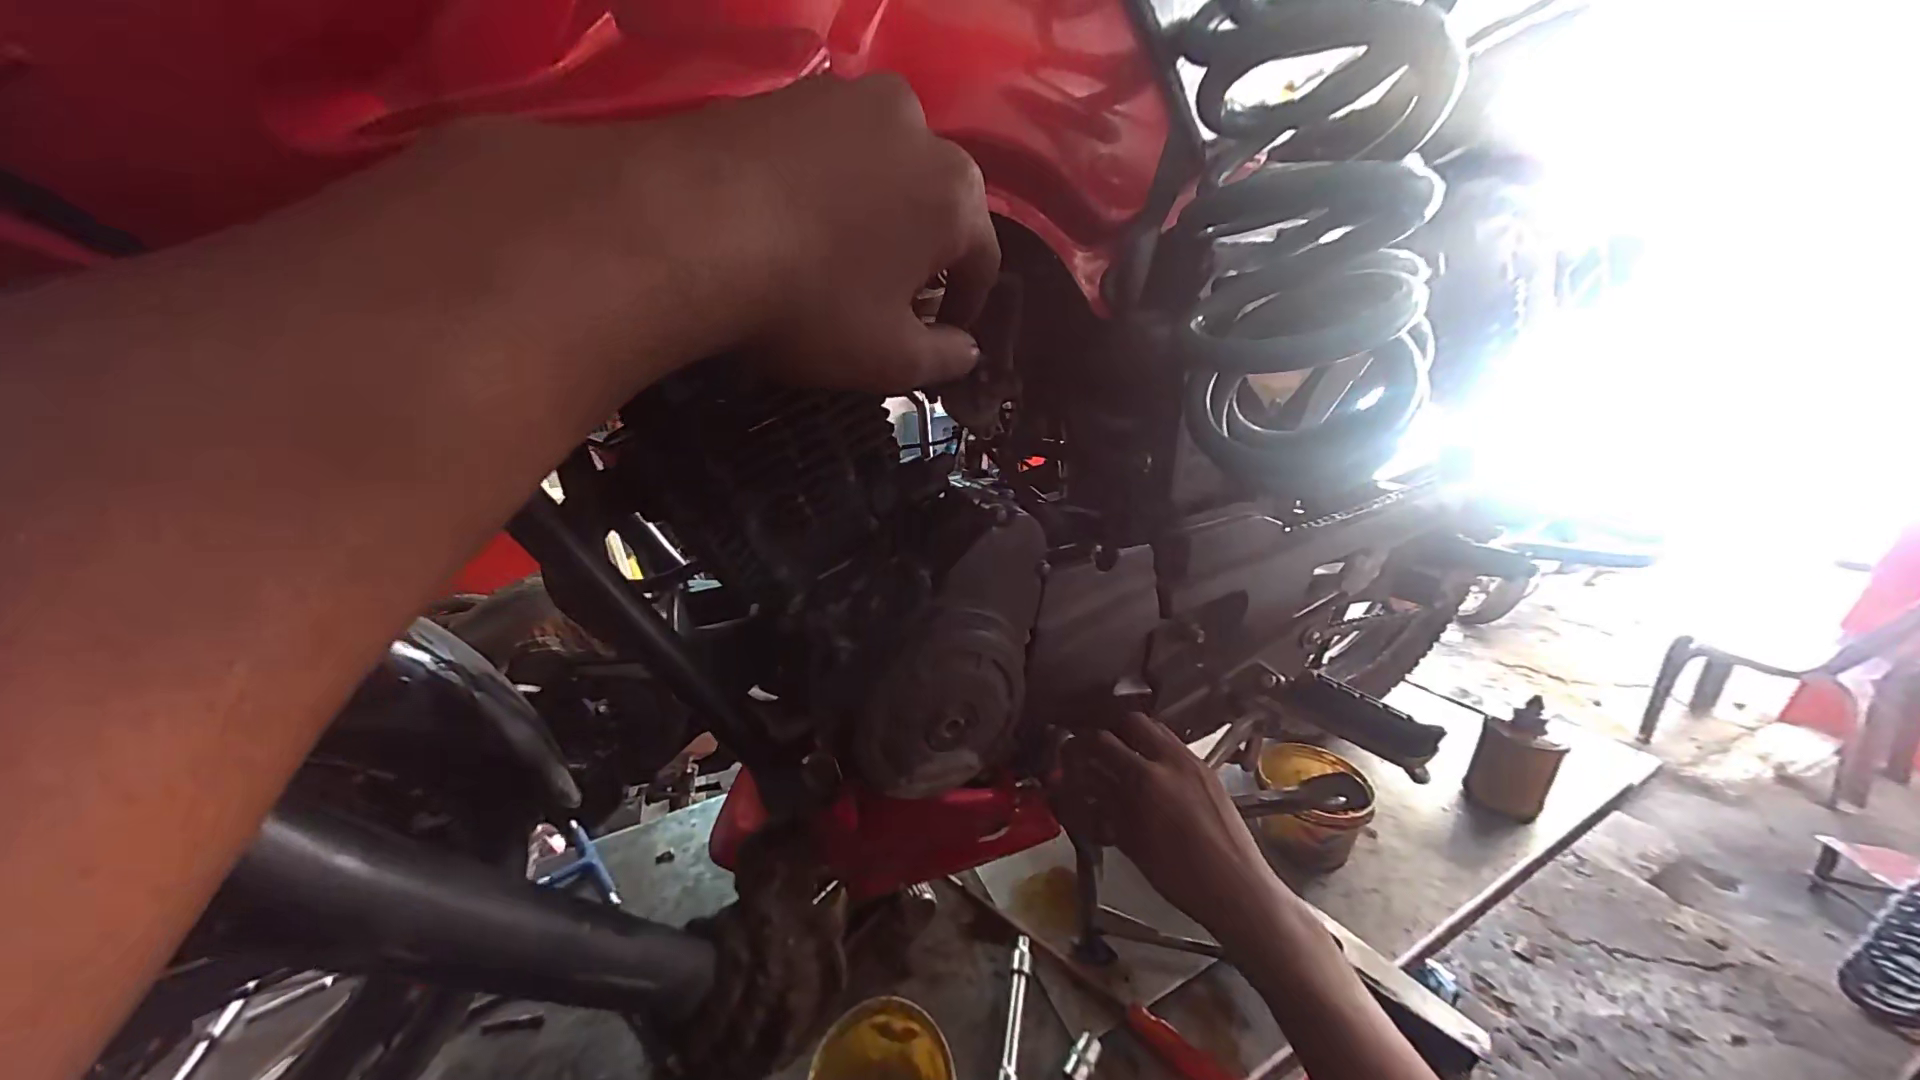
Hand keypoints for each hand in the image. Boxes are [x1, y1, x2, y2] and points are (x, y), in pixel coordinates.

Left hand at [639, 75, 998, 390]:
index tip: (946, 331)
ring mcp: (846, 97)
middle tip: (892, 298)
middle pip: (935, 207)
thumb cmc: (811, 303)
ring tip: (841, 257)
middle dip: (923, 256)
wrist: (685, 228)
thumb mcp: (890, 359)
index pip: (983, 258)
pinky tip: (798, 223)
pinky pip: (830, 151)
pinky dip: (829, 189)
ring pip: (883, 172)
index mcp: (956, 193)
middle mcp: (915, 127)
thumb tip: (967, 351)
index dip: (968, 303)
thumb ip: (944, 358)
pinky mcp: (787, 90)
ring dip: (877, 216)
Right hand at [1055, 714, 1294, 946]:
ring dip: (1135, 737)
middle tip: (1098, 749)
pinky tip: (1152, 776)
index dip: (1081, 743)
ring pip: (1157, 729)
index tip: (1073, 751)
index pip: (1102, 741)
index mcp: (1146, 778)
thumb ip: (1106, 806)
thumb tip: (1085, 786)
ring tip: (1124, 760)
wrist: (1240, 890)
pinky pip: (1176, 746)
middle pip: (1131, 721)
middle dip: (1110, 730)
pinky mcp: (1209, 772)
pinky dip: (1157, 751)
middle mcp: (1171, 760)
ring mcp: (1194, 763)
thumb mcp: (1132, 842)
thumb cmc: (1182, 878)